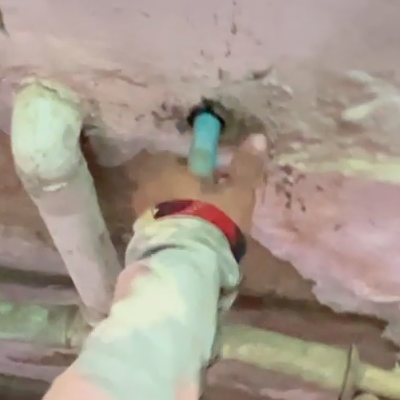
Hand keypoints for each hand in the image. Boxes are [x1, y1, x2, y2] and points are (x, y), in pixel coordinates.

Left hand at [131, 133, 269, 231]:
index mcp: (166, 170)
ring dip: (180, 214)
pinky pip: (161, 230)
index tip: (213, 179)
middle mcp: (148, 188)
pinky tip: (191, 243)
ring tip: (204, 228)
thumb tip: (258, 137)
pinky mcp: (143, 242)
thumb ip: (245, 166)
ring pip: (163, 208)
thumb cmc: (212, 218)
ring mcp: (141, 217)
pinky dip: (174, 232)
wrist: (186, 262)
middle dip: (187, 192)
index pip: (176, 159)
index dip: (195, 168)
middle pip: (168, 185)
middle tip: (211, 204)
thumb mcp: (237, 192)